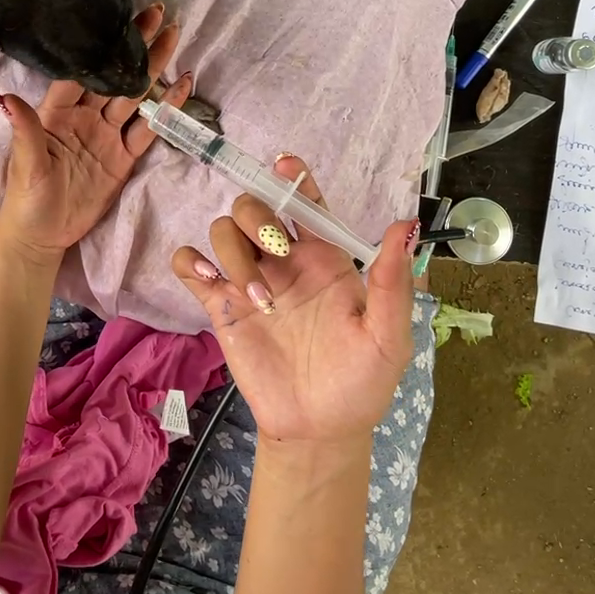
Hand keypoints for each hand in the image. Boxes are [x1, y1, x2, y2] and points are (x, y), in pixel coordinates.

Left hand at [0, 4, 191, 270]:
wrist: (42, 236)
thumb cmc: (26, 199)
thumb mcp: (25, 164)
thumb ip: (24, 129)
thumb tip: (5, 97)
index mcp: (57, 111)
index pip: (82, 70)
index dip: (99, 45)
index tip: (119, 17)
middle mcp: (83, 116)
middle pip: (113, 76)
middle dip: (135, 46)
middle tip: (159, 13)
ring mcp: (105, 135)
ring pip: (134, 96)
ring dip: (152, 69)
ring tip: (173, 37)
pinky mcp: (122, 157)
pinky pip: (147, 129)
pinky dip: (165, 109)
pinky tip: (182, 85)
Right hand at [171, 157, 415, 445]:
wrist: (319, 429)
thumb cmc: (359, 381)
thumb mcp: (387, 336)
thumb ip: (391, 283)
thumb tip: (405, 226)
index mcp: (321, 256)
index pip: (304, 200)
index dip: (292, 176)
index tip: (285, 164)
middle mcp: (281, 259)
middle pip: (251, 204)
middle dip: (256, 215)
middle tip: (275, 250)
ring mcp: (246, 280)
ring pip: (221, 229)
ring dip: (232, 251)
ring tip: (258, 299)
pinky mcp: (218, 304)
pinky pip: (189, 264)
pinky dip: (191, 261)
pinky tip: (208, 279)